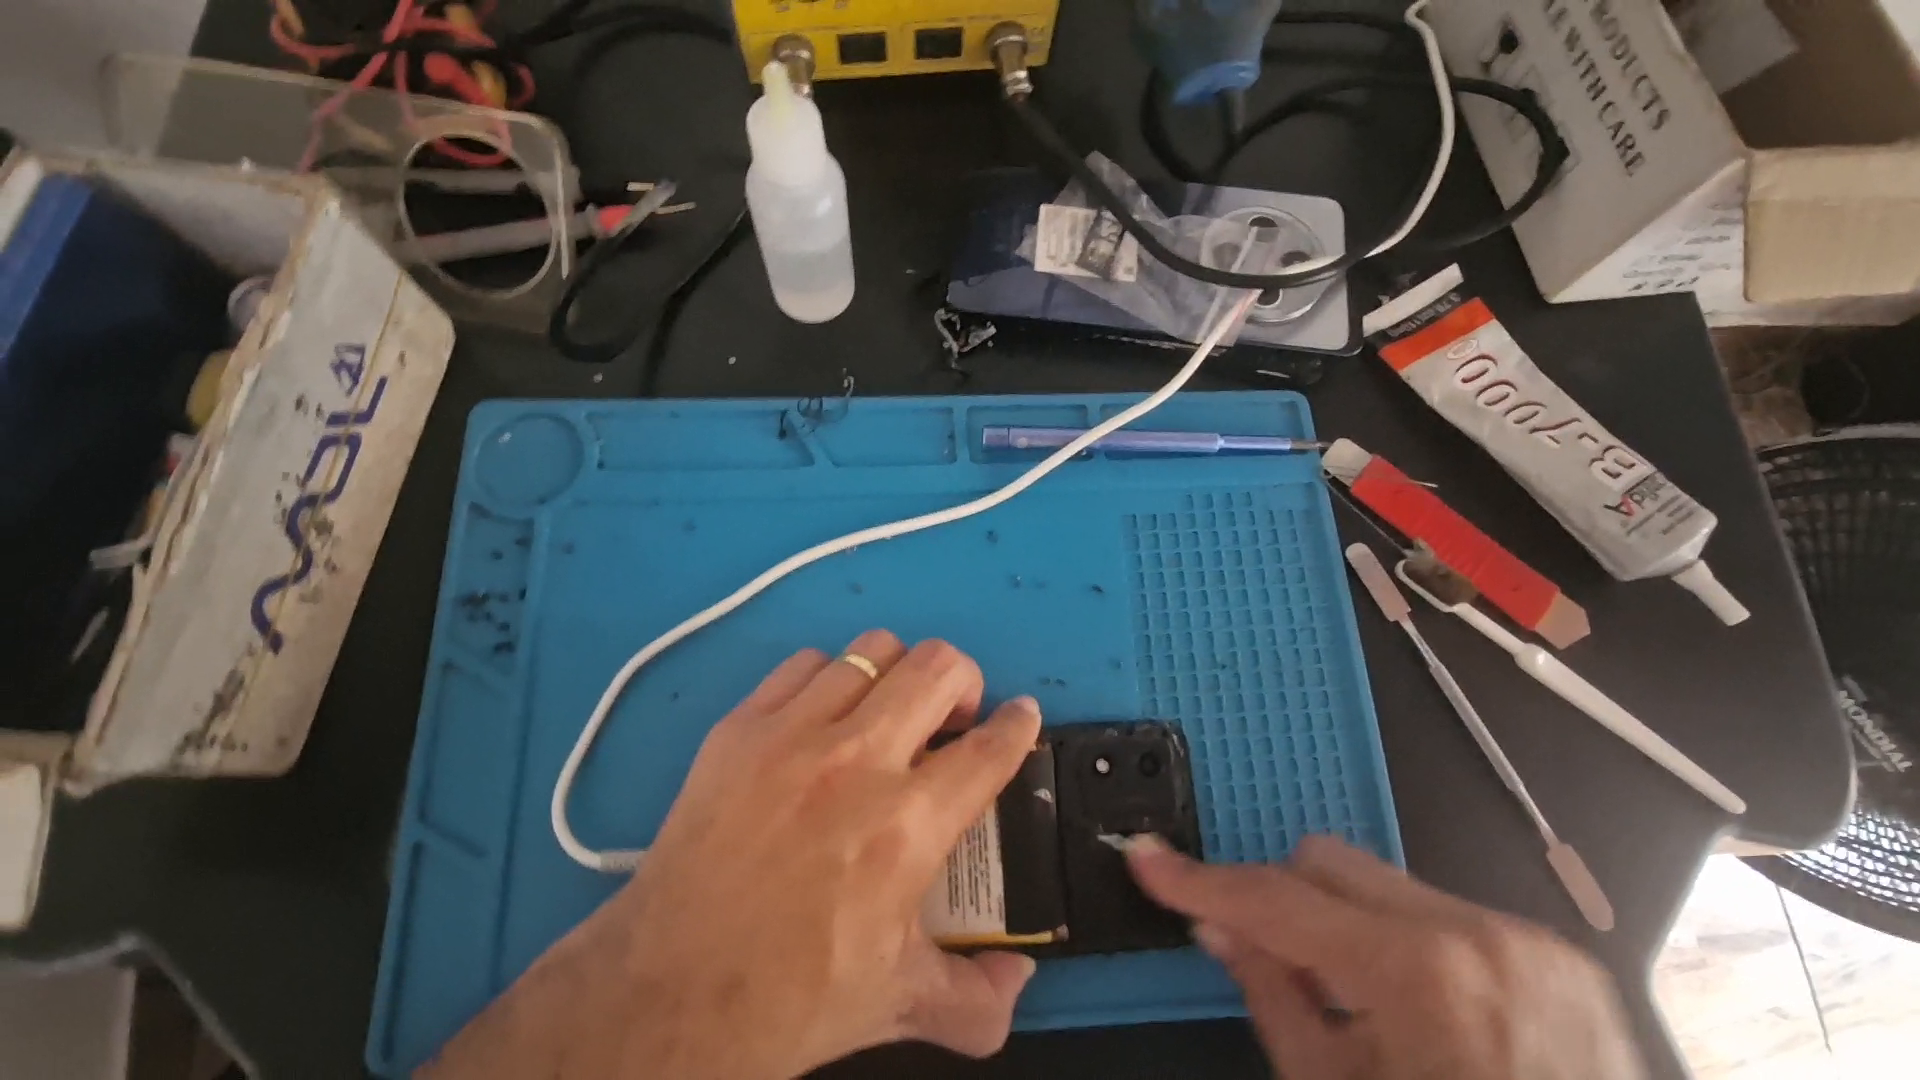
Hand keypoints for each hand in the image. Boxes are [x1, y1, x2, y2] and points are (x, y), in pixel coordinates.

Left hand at [423, 631, 1043, 1079]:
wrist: (669, 990)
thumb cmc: (791, 996)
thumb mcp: (898, 1004)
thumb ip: (977, 997)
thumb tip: (1018, 979)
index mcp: (908, 826)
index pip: (988, 748)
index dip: (1018, 725)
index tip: (1020, 716)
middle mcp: (858, 761)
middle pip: (938, 667)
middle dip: (965, 682)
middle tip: (953, 720)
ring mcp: (793, 734)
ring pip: (873, 650)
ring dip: (897, 675)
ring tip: (888, 713)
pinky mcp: (740, 727)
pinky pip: (804, 664)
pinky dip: (829, 679)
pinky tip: (822, 718)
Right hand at [1127, 834, 1644, 1079]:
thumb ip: (1271, 994)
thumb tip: (1219, 926)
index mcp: (1418, 974)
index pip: (1277, 900)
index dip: (1202, 881)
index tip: (1149, 860)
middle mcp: (1476, 931)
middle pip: (1327, 860)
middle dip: (1284, 899)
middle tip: (1275, 962)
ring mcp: (1526, 938)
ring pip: (1385, 883)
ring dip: (1347, 922)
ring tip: (1366, 1004)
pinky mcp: (1560, 954)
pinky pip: (1446, 914)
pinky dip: (1408, 945)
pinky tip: (1428, 1016)